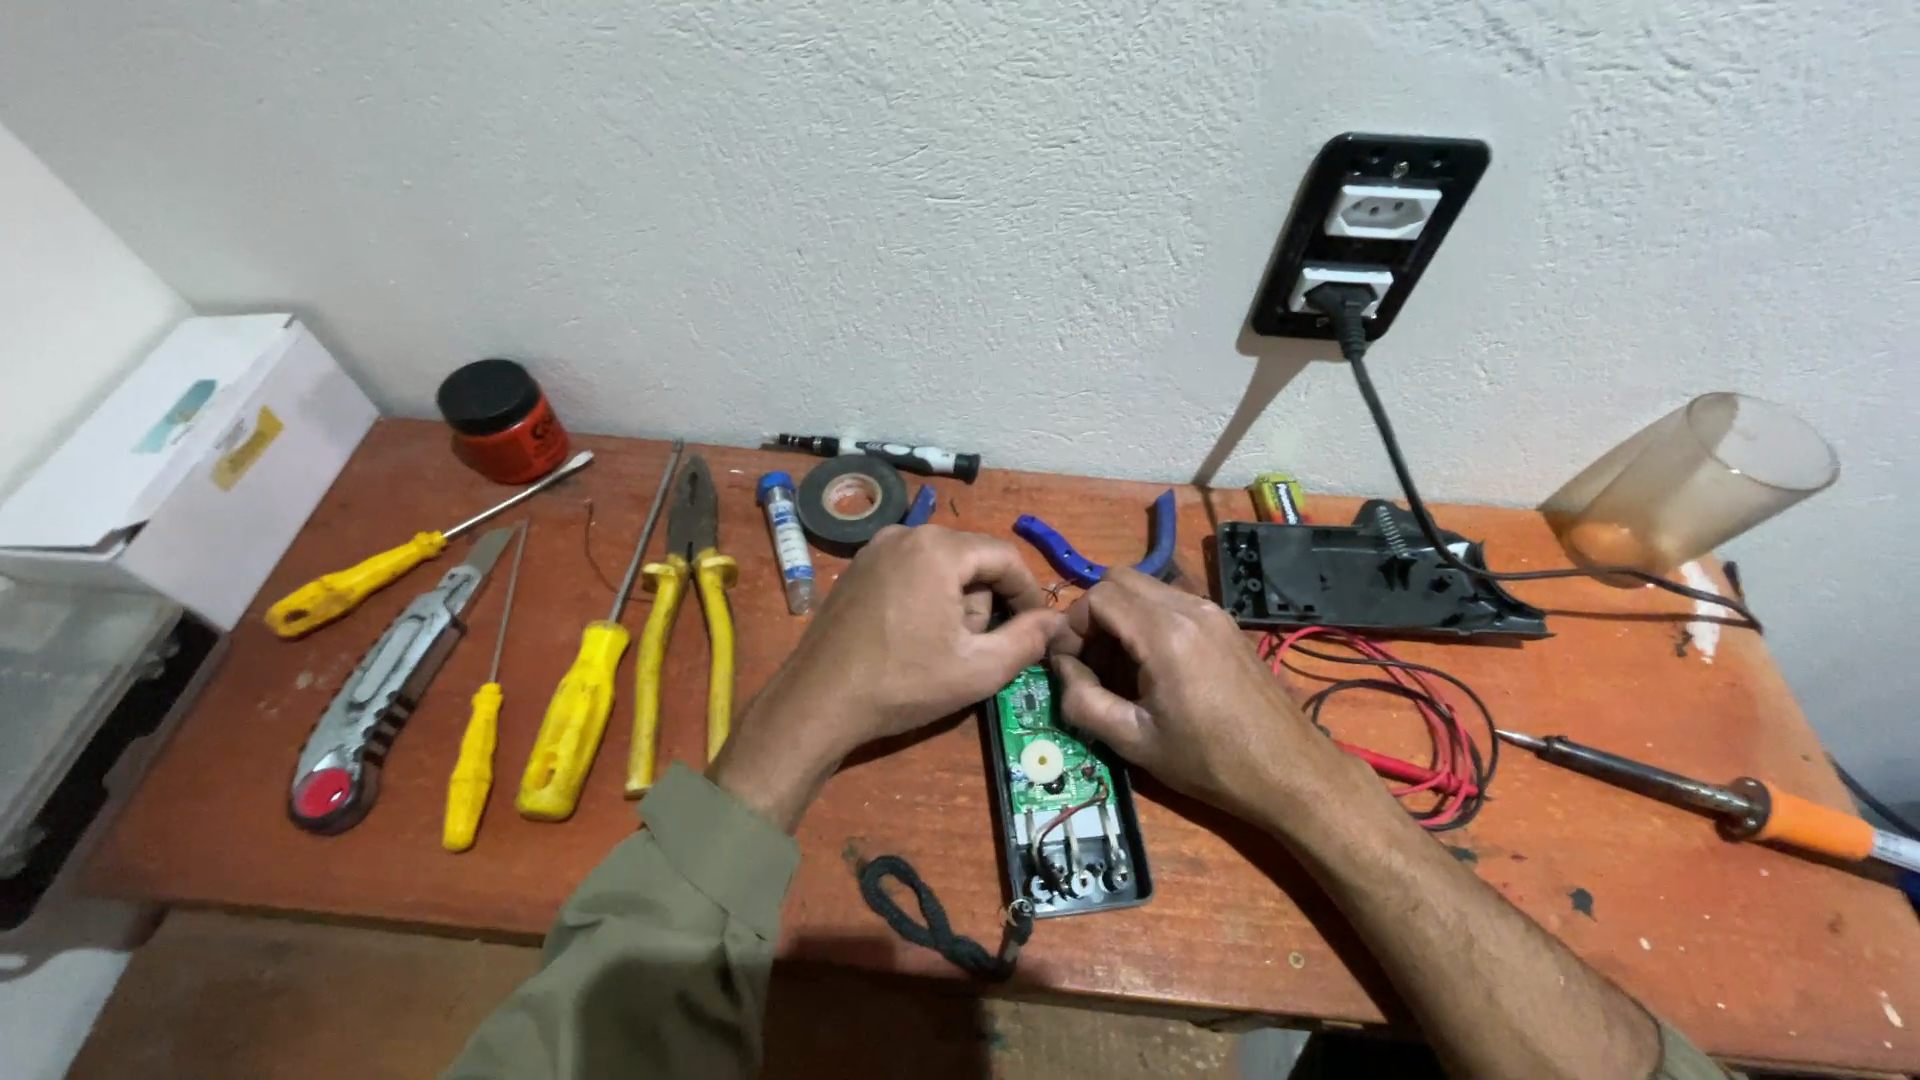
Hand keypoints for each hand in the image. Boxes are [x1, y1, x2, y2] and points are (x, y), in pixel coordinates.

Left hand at [710, 525, 1062, 828]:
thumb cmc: (903, 684)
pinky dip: (925, 599)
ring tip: (942, 649)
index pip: (1004, 557)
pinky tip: (913, 639)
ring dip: (955, 603)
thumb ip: (1028, 639)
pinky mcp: (856, 570)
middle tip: (977, 648)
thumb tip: (1059, 622)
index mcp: (937, 548)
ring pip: (941, 567)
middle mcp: (905, 534)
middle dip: (985, 602)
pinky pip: (910, 572)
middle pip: (971, 560)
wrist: (817, 702)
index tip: (1036, 627)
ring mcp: (874, 549)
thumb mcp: (978, 669)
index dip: (1028, 592)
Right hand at [1050, 568, 1351, 822]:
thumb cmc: (1211, 763)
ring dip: (1120, 615)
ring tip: (1118, 665)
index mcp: (1165, 634)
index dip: (1071, 624)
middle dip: (1093, 614)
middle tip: (1089, 659)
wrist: (1291, 773)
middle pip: (1120, 579)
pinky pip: (1172, 601)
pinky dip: (1147, 619)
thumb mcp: (1134, 742)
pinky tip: (1151, 666)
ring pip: (1147, 587)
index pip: (1098, 596)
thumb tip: (1062, 669)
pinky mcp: (1226, 624)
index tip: (1067, 662)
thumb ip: (1084, 701)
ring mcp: (1213, 612)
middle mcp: (1190, 608)